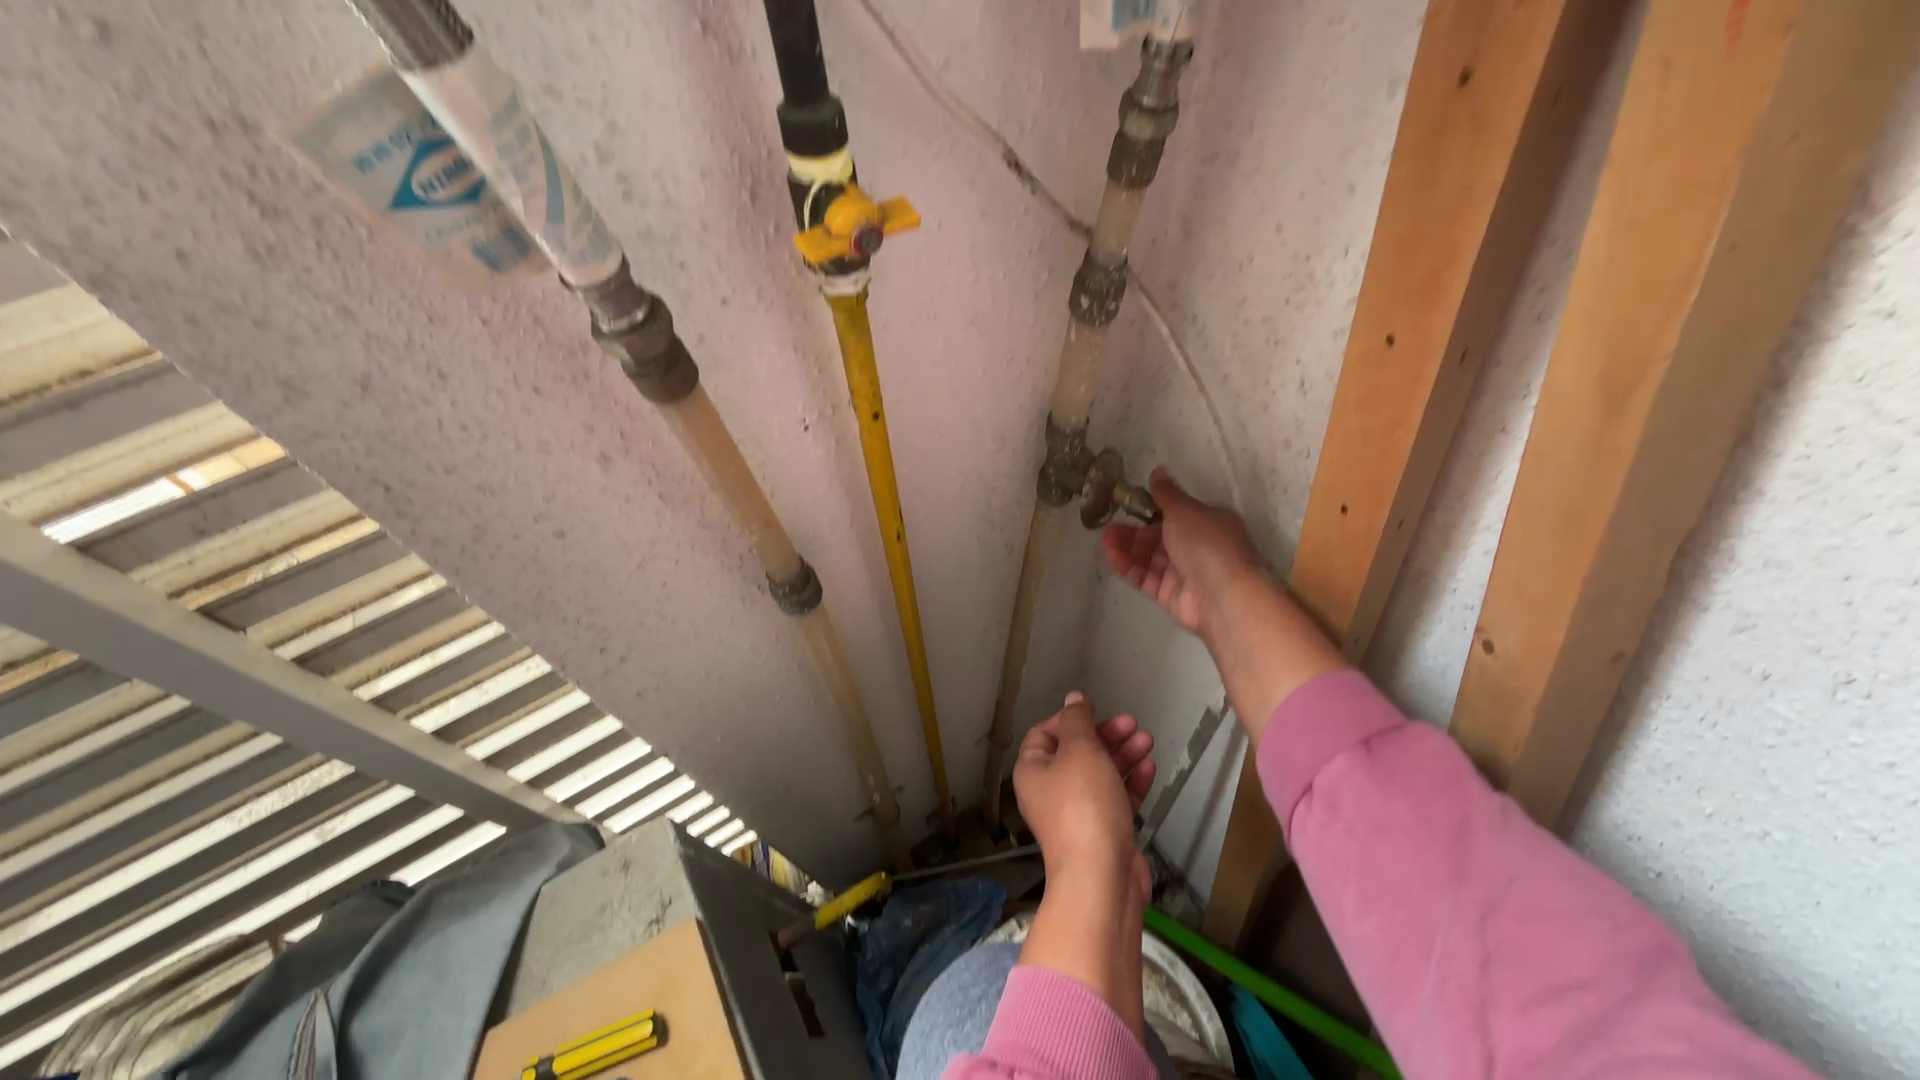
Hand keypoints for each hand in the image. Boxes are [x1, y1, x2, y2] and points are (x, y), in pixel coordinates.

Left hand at [1013, 692, 1154, 901]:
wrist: (1101, 875)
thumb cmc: (1083, 805)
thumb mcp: (1080, 751)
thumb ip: (1078, 721)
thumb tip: (1074, 699)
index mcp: (1033, 771)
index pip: (1043, 734)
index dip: (1068, 719)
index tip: (1096, 711)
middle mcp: (1051, 792)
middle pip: (1077, 753)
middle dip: (1105, 736)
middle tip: (1132, 724)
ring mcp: (1078, 814)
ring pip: (1100, 775)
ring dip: (1123, 755)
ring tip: (1147, 741)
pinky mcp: (1104, 831)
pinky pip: (1116, 799)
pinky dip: (1131, 782)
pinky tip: (1149, 768)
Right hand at [1102, 467, 1264, 638]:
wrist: (1222, 595)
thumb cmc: (1206, 543)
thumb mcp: (1185, 510)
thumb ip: (1167, 493)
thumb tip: (1159, 470)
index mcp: (1207, 522)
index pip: (1175, 514)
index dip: (1150, 509)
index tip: (1128, 504)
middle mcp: (1196, 546)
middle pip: (1158, 536)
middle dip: (1132, 531)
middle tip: (1109, 527)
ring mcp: (1183, 572)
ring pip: (1149, 557)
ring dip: (1126, 547)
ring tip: (1105, 540)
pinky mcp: (1169, 593)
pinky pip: (1145, 576)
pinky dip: (1128, 566)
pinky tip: (1111, 556)